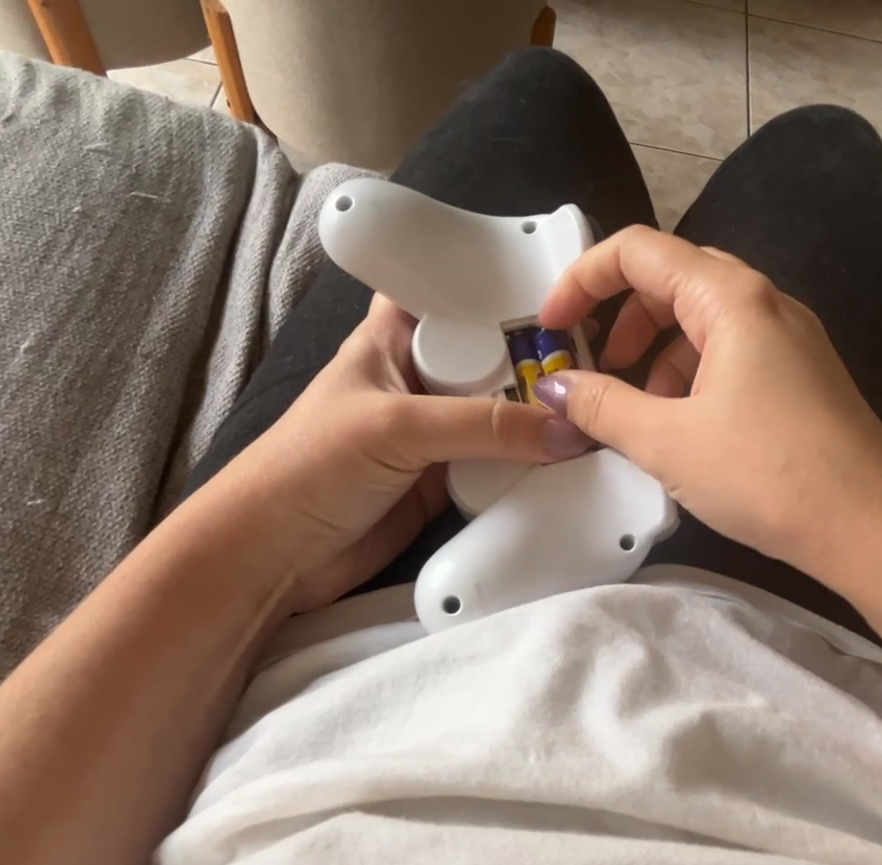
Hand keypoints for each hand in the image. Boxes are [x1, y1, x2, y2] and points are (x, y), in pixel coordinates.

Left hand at [200, 295, 591, 611]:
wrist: (277, 556)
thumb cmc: (312, 467)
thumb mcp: (399, 426)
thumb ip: (484, 425)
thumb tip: (568, 430)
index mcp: (394, 339)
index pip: (456, 296)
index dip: (504, 292)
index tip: (567, 293)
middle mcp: (421, 379)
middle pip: (492, 359)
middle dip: (539, 363)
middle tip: (603, 363)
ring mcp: (437, 434)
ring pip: (501, 415)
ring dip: (539, 420)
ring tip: (599, 413)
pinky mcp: (449, 482)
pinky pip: (500, 466)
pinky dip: (529, 467)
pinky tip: (572, 463)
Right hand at [535, 226, 881, 583]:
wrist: (871, 528)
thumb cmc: (767, 473)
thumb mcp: (667, 441)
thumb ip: (601, 405)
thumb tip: (552, 387)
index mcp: (731, 298)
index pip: (639, 251)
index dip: (582, 279)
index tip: (550, 327)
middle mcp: (765, 303)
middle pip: (672, 280)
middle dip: (620, 320)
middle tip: (592, 369)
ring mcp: (790, 340)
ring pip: (702, 323)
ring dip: (655, 355)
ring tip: (637, 411)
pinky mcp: (801, 378)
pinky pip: (731, 356)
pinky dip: (691, 378)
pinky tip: (684, 428)